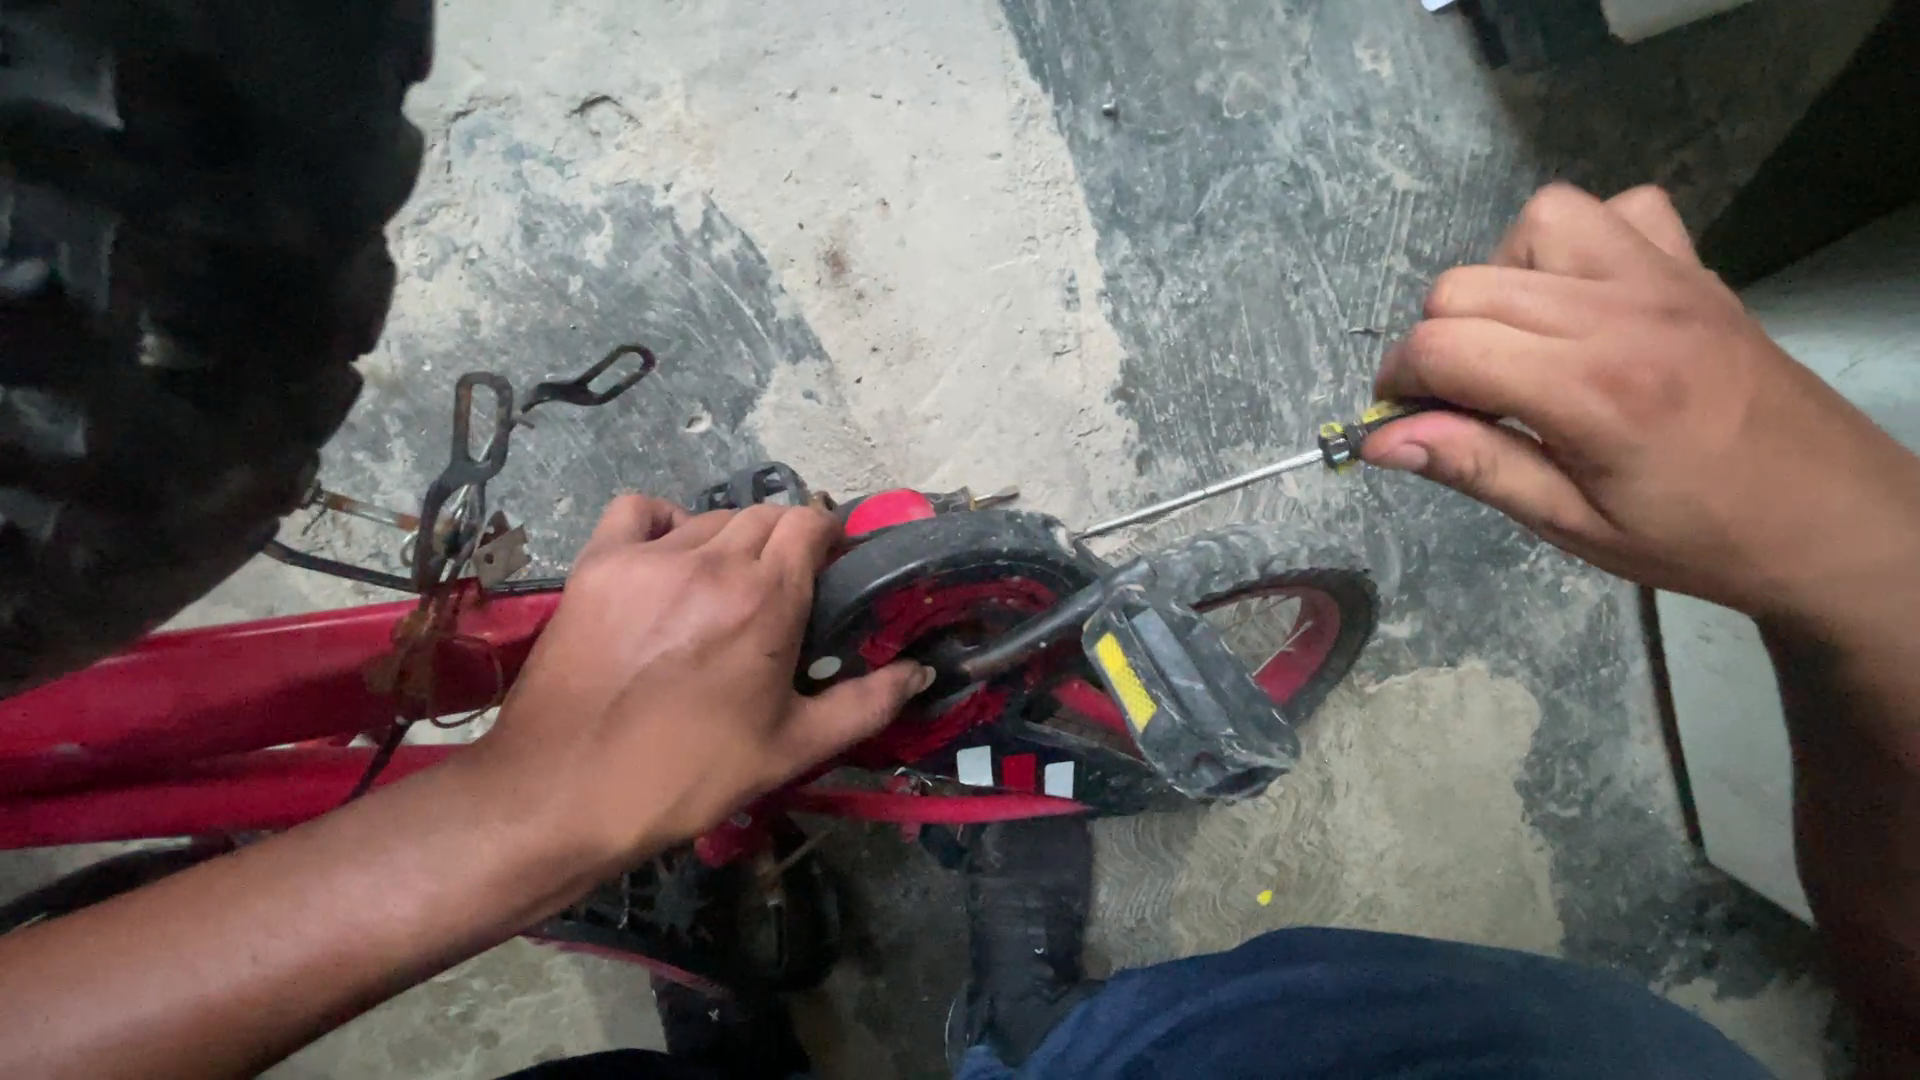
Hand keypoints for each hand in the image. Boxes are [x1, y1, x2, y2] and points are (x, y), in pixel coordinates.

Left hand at [462, 496, 932, 868]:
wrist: (562, 793)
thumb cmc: (687, 775)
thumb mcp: (791, 748)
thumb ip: (865, 703)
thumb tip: (920, 673)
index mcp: (768, 599)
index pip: (811, 522)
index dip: (827, 538)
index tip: (830, 569)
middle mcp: (714, 561)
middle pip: (766, 515)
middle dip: (785, 540)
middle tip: (781, 588)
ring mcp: (650, 557)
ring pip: (711, 516)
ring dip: (732, 539)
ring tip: (724, 584)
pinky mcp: (598, 563)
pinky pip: (640, 510)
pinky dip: (663, 521)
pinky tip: (668, 558)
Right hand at [1365, 183, 1919, 620]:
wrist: (1838, 519)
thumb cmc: (1695, 537)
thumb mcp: (1567, 522)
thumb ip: (1472, 467)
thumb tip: (1380, 441)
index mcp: (1590, 389)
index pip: (1442, 347)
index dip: (1399, 382)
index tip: (1404, 420)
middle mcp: (1623, 314)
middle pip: (1464, 286)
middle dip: (1431, 342)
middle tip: (1455, 398)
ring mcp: (1667, 278)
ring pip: (1535, 224)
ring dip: (1498, 281)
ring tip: (1513, 341)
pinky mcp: (1696, 268)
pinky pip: (1617, 210)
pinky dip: (1574, 246)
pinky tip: (1576, 301)